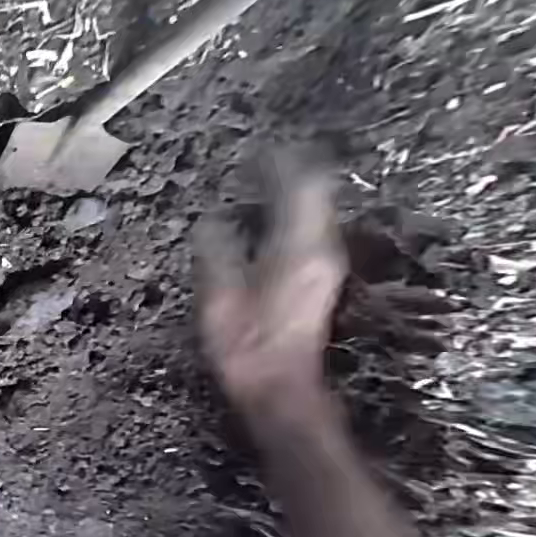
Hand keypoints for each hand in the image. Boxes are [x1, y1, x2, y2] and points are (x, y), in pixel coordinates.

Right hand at [193, 152, 346, 409]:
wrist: (280, 388)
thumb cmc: (247, 346)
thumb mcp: (220, 299)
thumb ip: (217, 253)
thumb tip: (210, 220)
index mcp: (297, 249)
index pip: (300, 187)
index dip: (282, 162)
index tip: (259, 148)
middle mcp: (320, 251)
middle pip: (317, 194)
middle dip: (292, 170)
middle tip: (263, 158)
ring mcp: (325, 266)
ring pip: (317, 212)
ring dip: (295, 192)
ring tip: (266, 180)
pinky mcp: (319, 281)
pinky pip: (312, 230)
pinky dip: (295, 214)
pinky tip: (274, 218)